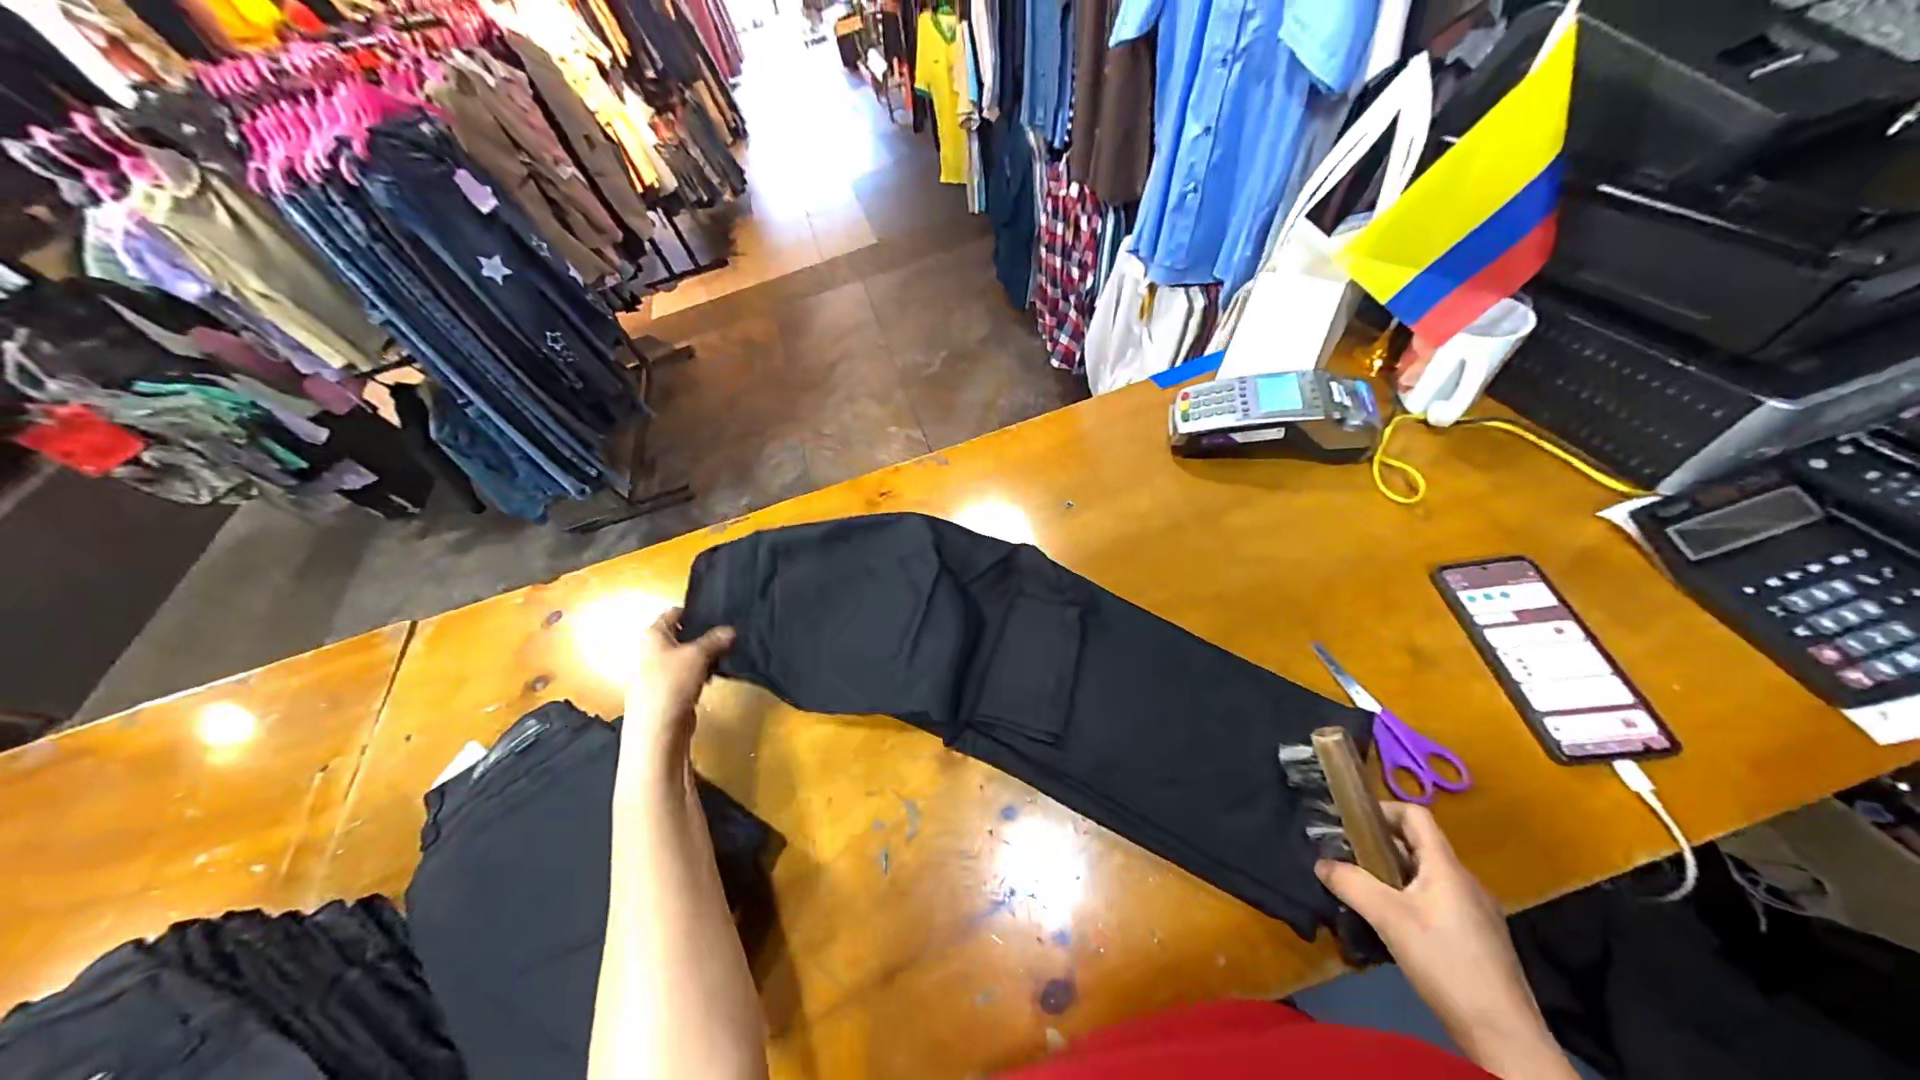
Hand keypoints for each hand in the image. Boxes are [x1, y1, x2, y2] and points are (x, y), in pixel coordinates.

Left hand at [624, 607, 733, 767]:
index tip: (720, 616)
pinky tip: (713, 679)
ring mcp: (657, 672)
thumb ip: (715, 639)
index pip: (675, 613)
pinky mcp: (667, 690)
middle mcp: (651, 650)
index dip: (697, 612)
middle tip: (729, 638)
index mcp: (651, 635)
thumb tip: (731, 630)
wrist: (657, 729)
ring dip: (705, 658)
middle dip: (705, 638)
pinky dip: (700, 675)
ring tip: (725, 659)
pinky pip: (687, 675)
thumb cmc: (672, 683)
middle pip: (682, 636)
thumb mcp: (698, 655)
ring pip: (686, 657)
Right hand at [1316, 803, 1576, 1079]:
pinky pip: (1436, 900)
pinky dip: (1409, 899)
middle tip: (1346, 858)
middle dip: (1379, 845)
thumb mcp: (1388, 919)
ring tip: (1363, 892)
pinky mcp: (1477, 936)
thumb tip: (1321, 863)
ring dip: (1392, 874)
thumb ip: (1351, 884)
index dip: (1382, 809)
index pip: (1415, 815)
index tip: (1350, 822)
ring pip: (1425, 875)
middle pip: (1418, 845)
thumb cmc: (1445, 963)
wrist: (1503, 1033)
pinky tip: (1393, 926)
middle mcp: (1464, 881)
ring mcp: (1474, 910)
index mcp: (1446, 867)